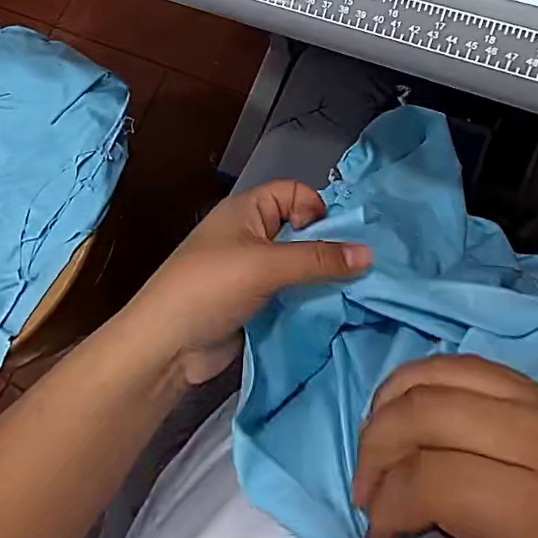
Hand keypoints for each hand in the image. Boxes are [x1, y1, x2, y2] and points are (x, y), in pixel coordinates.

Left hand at [120, 180, 370, 383]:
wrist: (167, 345)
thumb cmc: (211, 287)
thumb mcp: (266, 265)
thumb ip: (318, 259)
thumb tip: (370, 253)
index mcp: (247, 209)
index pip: (295, 193)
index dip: (318, 210)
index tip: (338, 241)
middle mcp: (251, 234)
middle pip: (300, 229)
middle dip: (328, 247)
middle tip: (360, 272)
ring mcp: (252, 270)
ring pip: (299, 264)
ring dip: (321, 278)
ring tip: (355, 295)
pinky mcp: (256, 302)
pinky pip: (291, 292)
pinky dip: (309, 300)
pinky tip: (334, 313)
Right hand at [353, 356, 537, 537]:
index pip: (434, 479)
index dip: (386, 508)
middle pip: (425, 411)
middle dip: (376, 448)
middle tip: (365, 494)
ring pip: (438, 370)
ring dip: (392, 403)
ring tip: (379, 448)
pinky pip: (467, 364)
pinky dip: (425, 381)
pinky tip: (416, 415)